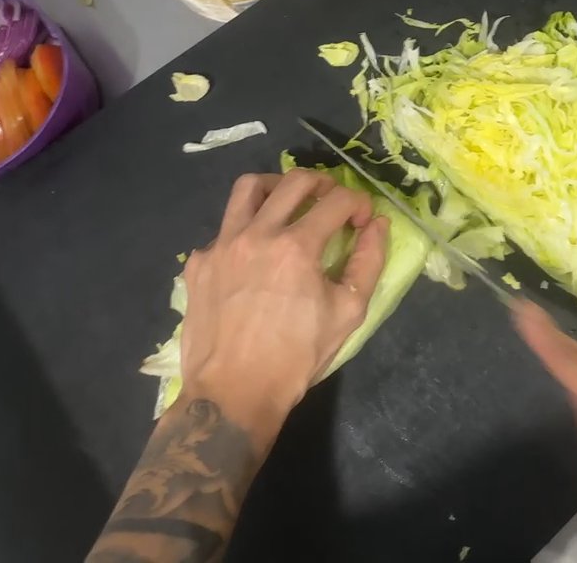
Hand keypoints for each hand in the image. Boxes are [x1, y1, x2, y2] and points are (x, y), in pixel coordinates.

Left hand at [178, 169, 385, 440]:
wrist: (233, 395)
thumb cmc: (296, 357)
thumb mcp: (348, 313)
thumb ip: (369, 262)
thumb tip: (377, 224)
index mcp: (297, 247)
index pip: (338, 200)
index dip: (358, 203)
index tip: (363, 219)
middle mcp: (257, 235)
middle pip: (295, 180)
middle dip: (323, 182)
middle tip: (332, 199)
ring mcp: (222, 246)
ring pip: (248, 188)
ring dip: (276, 187)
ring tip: (288, 202)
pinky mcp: (199, 263)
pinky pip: (223, 227)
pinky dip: (245, 228)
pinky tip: (254, 251)